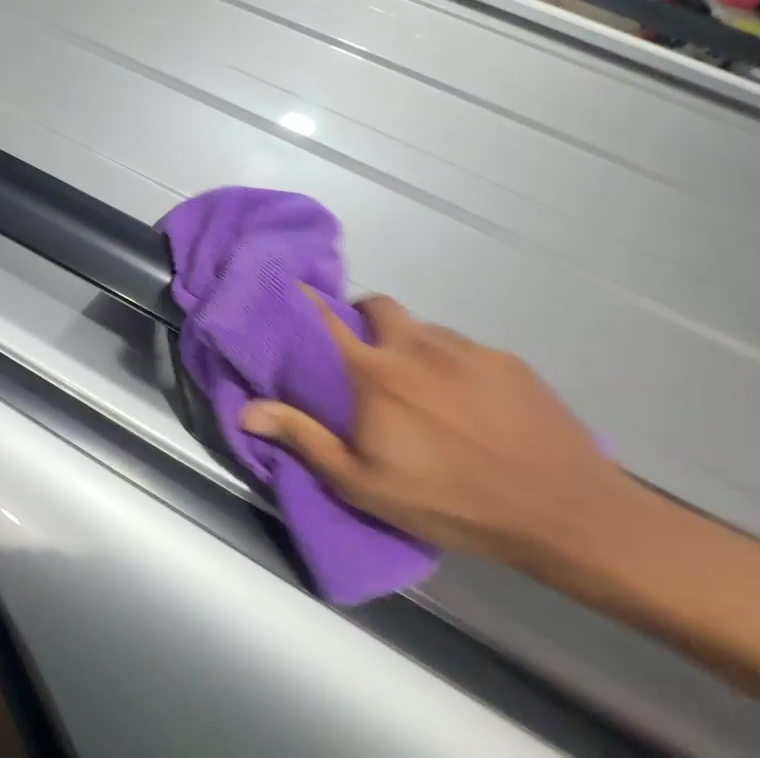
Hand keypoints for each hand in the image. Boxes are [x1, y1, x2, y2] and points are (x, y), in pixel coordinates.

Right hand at [240, 291, 622, 570]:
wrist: (570, 515)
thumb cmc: (451, 501)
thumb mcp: (361, 483)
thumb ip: (302, 438)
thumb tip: (245, 409)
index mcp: (374, 373)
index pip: (324, 317)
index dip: (300, 301)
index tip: (286, 298)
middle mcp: (418, 347)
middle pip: (376, 307)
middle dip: (360, 319)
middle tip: (358, 355)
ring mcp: (470, 352)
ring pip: (423, 330)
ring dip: (408, 345)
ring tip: (418, 387)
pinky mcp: (512, 365)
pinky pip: (466, 350)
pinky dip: (452, 364)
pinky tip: (467, 404)